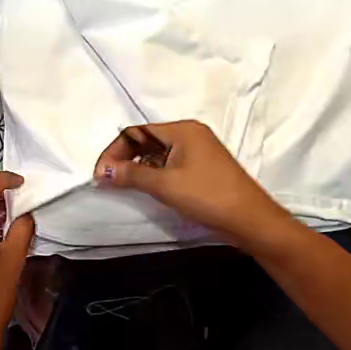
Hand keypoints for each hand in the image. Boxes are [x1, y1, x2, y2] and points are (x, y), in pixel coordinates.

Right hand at [94, 120, 293, 249]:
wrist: (250, 220)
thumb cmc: (207, 196)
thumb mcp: (164, 185)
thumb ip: (131, 174)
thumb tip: (103, 170)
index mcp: (183, 130)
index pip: (137, 132)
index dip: (115, 150)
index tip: (101, 174)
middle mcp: (191, 134)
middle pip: (147, 140)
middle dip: (125, 158)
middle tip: (108, 180)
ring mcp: (198, 151)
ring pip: (158, 153)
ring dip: (138, 167)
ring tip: (122, 185)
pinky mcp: (203, 168)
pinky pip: (170, 164)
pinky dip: (154, 173)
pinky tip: (145, 188)